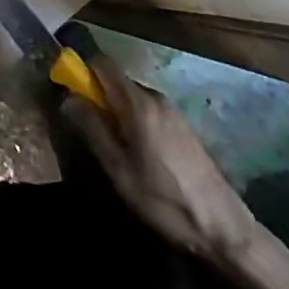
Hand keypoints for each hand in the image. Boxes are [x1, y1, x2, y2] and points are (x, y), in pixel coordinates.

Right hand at [62, 54, 256, 261]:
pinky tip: (139, 153)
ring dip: (117, 111)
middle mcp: (156, 96)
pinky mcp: (182, 124)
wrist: (220, 225)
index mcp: (138, 103)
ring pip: (132, 97)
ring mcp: (172, 109)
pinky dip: (134, 120)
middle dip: (99, 97)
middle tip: (91, 132)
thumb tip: (68, 99)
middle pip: (117, 81)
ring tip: (115, 149)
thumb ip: (92, 129)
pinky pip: (148, 109)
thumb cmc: (163, 199)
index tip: (72, 96)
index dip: (83, 73)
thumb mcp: (119, 169)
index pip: (103, 64)